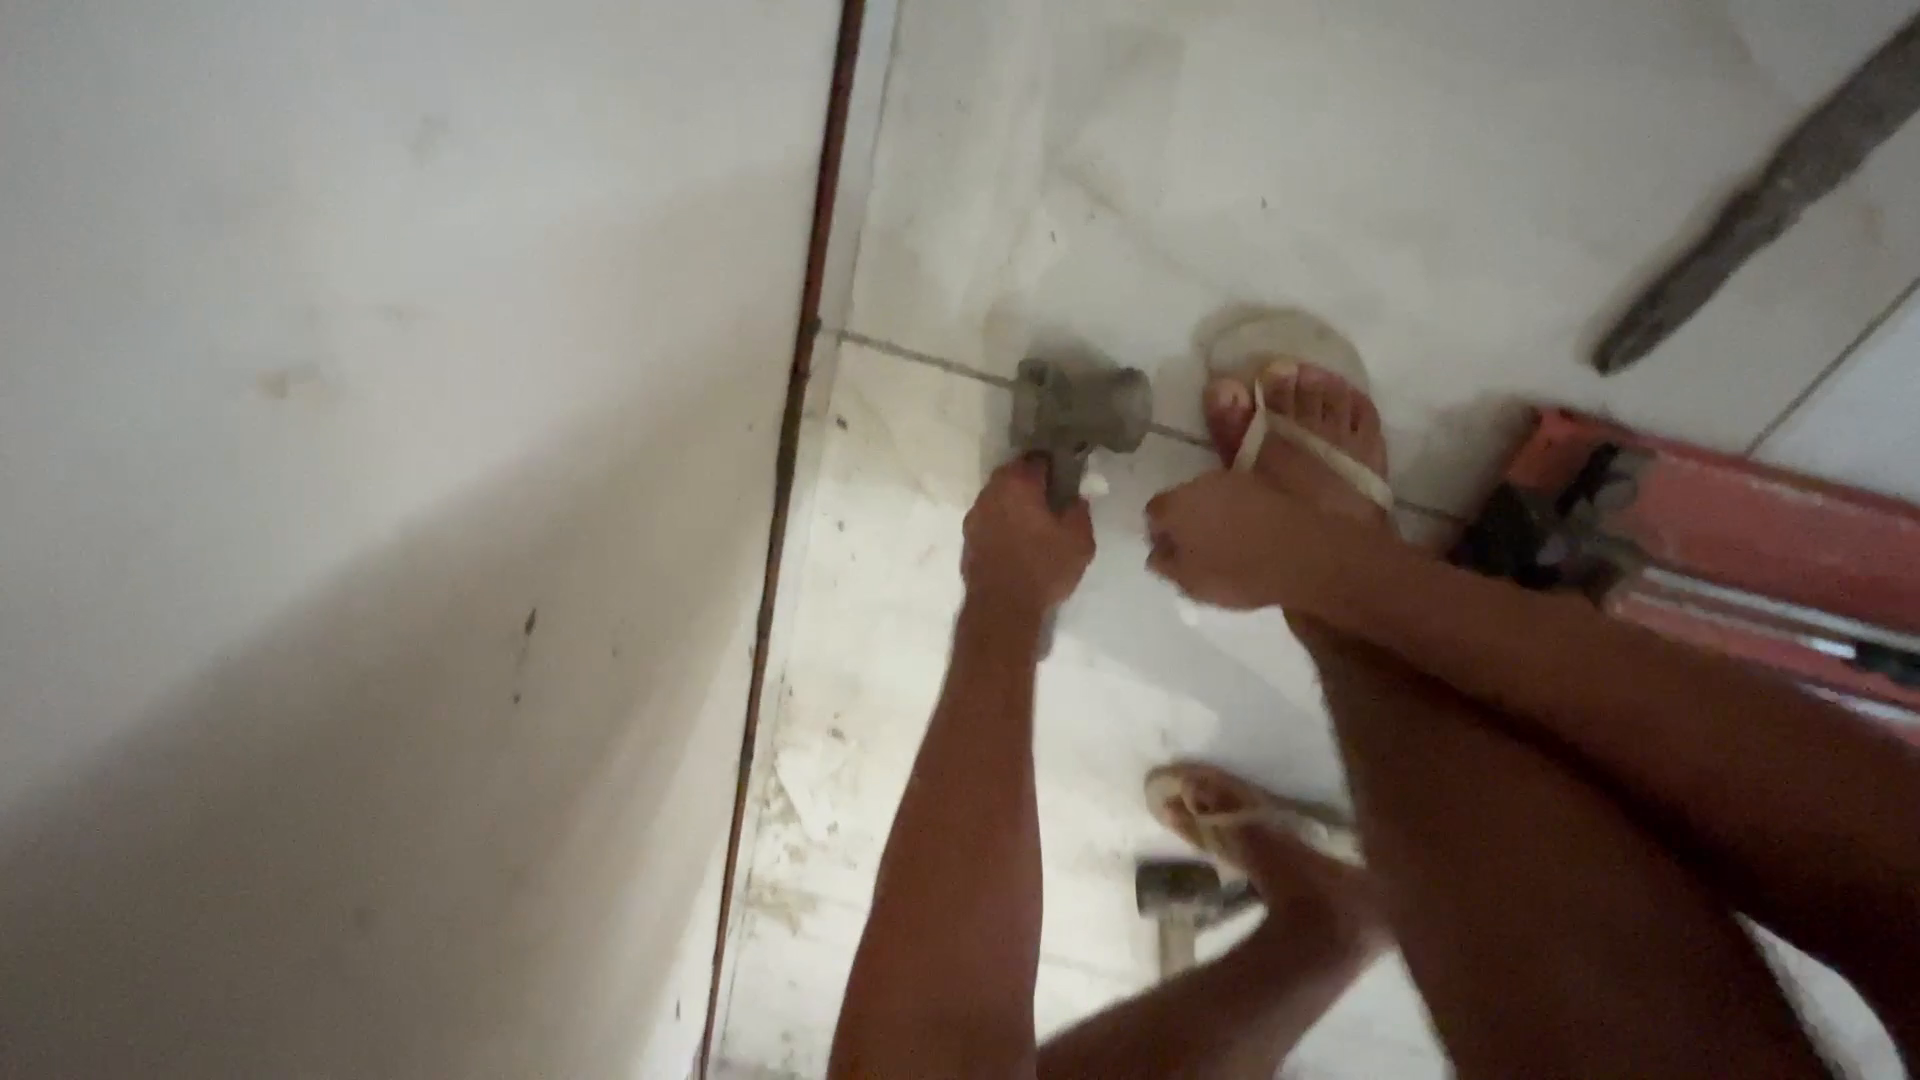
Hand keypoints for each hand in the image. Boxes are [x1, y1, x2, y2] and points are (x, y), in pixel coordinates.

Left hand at [962, 458, 1094, 616]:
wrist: (1001, 608)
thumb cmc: (1043, 569)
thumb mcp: (1078, 541)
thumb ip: (1079, 511)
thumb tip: (1075, 498)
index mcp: (1018, 483)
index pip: (1037, 458)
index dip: (1054, 464)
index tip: (1067, 476)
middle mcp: (991, 492)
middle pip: (1013, 474)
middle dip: (1032, 480)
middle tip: (1052, 497)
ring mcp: (975, 514)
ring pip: (998, 496)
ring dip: (1015, 501)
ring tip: (1035, 520)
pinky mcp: (968, 537)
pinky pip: (989, 518)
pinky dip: (1002, 520)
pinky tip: (1017, 538)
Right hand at [1144, 470, 1350, 611]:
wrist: (1305, 554)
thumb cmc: (1237, 572)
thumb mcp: (1190, 582)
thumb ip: (1165, 565)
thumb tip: (1155, 554)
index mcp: (1174, 505)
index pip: (1152, 513)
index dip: (1157, 534)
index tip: (1171, 555)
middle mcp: (1200, 483)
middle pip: (1182, 501)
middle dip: (1186, 522)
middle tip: (1197, 552)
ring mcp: (1236, 481)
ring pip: (1213, 498)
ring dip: (1214, 517)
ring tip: (1227, 546)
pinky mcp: (1266, 486)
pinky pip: (1241, 500)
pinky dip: (1240, 516)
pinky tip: (1251, 538)